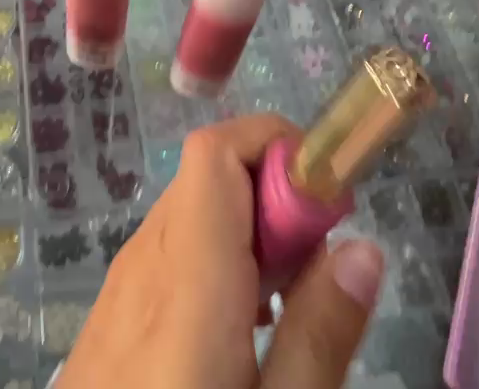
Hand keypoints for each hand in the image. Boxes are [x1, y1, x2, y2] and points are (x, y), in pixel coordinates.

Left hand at [56, 114, 385, 388]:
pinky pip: (172, 252)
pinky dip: (217, 258)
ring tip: (290, 302)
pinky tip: (242, 329)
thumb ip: (320, 332)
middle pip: (208, 177)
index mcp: (186, 269)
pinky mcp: (116, 310)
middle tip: (322, 263)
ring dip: (249, 229)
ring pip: (192, 213)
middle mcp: (147, 257)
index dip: (275, 147)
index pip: (216, 151)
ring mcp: (123, 283)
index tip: (331, 200)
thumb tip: (363, 247)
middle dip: (274, 193)